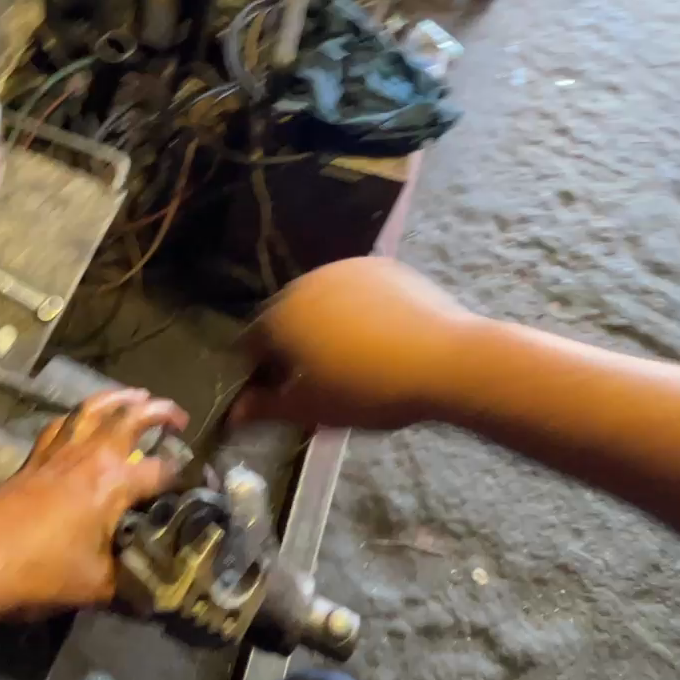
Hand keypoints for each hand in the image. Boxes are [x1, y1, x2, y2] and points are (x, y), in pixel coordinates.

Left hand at [0, 389, 187, 619]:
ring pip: (93, 410)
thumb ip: (130, 583)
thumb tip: (155, 595)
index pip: (161, 470)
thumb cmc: (42, 574)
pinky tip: (81, 419)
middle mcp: (91, 457)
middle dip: (160, 411)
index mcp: (115, 483)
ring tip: (136, 394)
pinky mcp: (33, 460)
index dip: (182, 473)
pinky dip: (78, 415)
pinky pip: (61, 425)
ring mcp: (59, 453)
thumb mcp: (97, 587)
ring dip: (119, 398)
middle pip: (131, 419)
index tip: (195, 478)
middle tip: (178, 415)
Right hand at [234, 257, 477, 431]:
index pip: (250, 343)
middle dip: (291, 344)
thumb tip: (233, 414)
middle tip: (315, 377)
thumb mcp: (314, 409)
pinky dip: (355, 308)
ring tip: (351, 356)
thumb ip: (266, 408)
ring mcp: (344, 268)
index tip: (278, 393)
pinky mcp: (380, 265)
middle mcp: (304, 283)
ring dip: (322, 324)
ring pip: (319, 299)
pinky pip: (353, 289)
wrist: (446, 359)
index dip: (259, 370)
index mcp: (280, 316)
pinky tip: (379, 334)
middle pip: (284, 316)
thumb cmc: (370, 389)